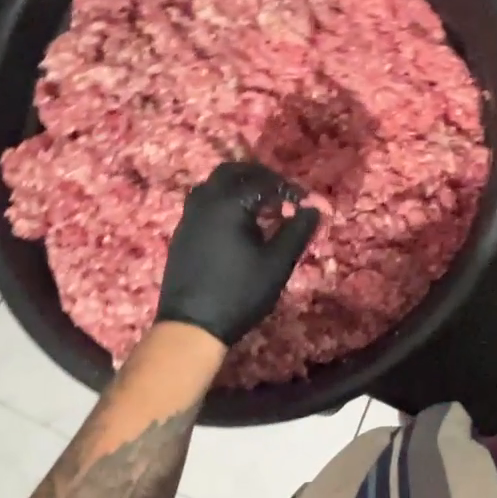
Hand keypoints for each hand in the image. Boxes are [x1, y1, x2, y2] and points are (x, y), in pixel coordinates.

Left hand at [156, 161, 320, 345]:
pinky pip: (205, 203)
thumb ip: (298, 231)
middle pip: (233, 172)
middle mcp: (205, 201)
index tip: (306, 203)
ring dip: (239, 187)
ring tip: (261, 207)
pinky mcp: (182, 232)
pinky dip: (225, 202)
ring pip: (215, 185)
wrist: (192, 324)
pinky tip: (239, 225)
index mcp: (229, 203)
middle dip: (260, 178)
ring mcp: (189, 216)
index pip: (265, 182)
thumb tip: (314, 208)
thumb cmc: (240, 293)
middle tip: (282, 194)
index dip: (289, 189)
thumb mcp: (277, 263)